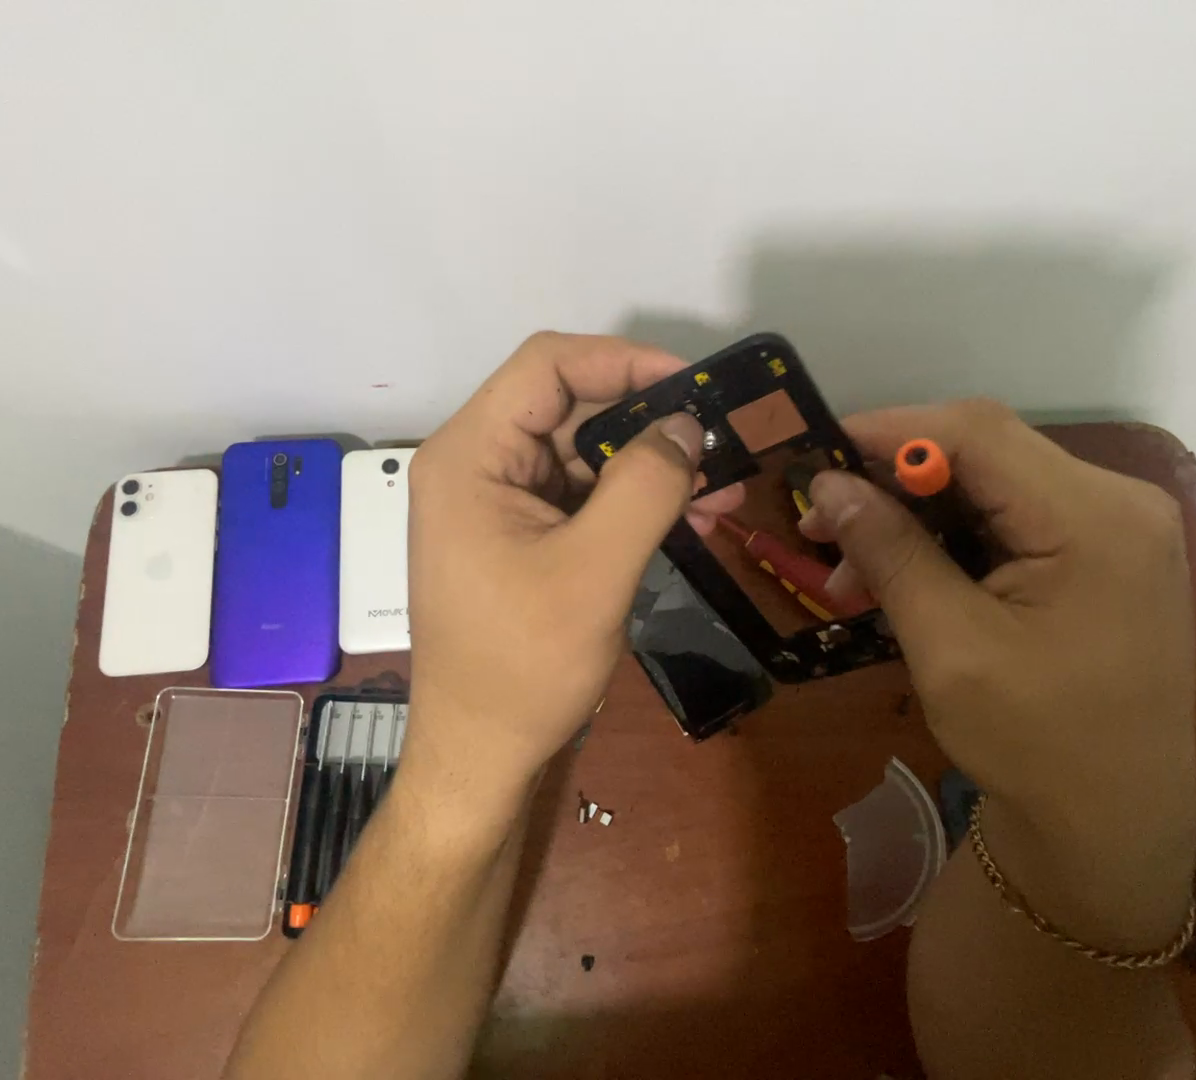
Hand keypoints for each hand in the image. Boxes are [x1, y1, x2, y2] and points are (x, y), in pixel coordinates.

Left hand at [402, 333, 742, 799]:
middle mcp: (479, 466)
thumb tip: (686, 424)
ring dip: (653, 469)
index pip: (547, 367)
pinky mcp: (525, 537)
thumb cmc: (523, 667)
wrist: (483, 753)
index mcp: (471, 456)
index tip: (693, 385)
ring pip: (587, 457)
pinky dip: (636, 504)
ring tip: (724, 490)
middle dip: (650, 425)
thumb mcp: (593, 571)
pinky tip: (694, 517)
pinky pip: (586, 500)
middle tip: (722, 445)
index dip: (623, 361)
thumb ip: (643, 486)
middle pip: (572, 410)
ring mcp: (501, 503)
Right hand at [800, 401, 1195, 941]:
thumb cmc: (1034, 744)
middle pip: (982, 454)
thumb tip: (827, 484)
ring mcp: (1113, 531)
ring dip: (910, 520)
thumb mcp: (948, 645)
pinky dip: (944, 543)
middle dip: (890, 483)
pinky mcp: (1098, 558)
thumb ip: (890, 551)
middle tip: (818, 526)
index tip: (813, 456)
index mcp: (1095, 518)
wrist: (1110, 828)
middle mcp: (1117, 503)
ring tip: (848, 576)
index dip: (886, 431)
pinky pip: (1006, 523)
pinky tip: (899, 582)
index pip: (975, 432)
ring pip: (986, 488)